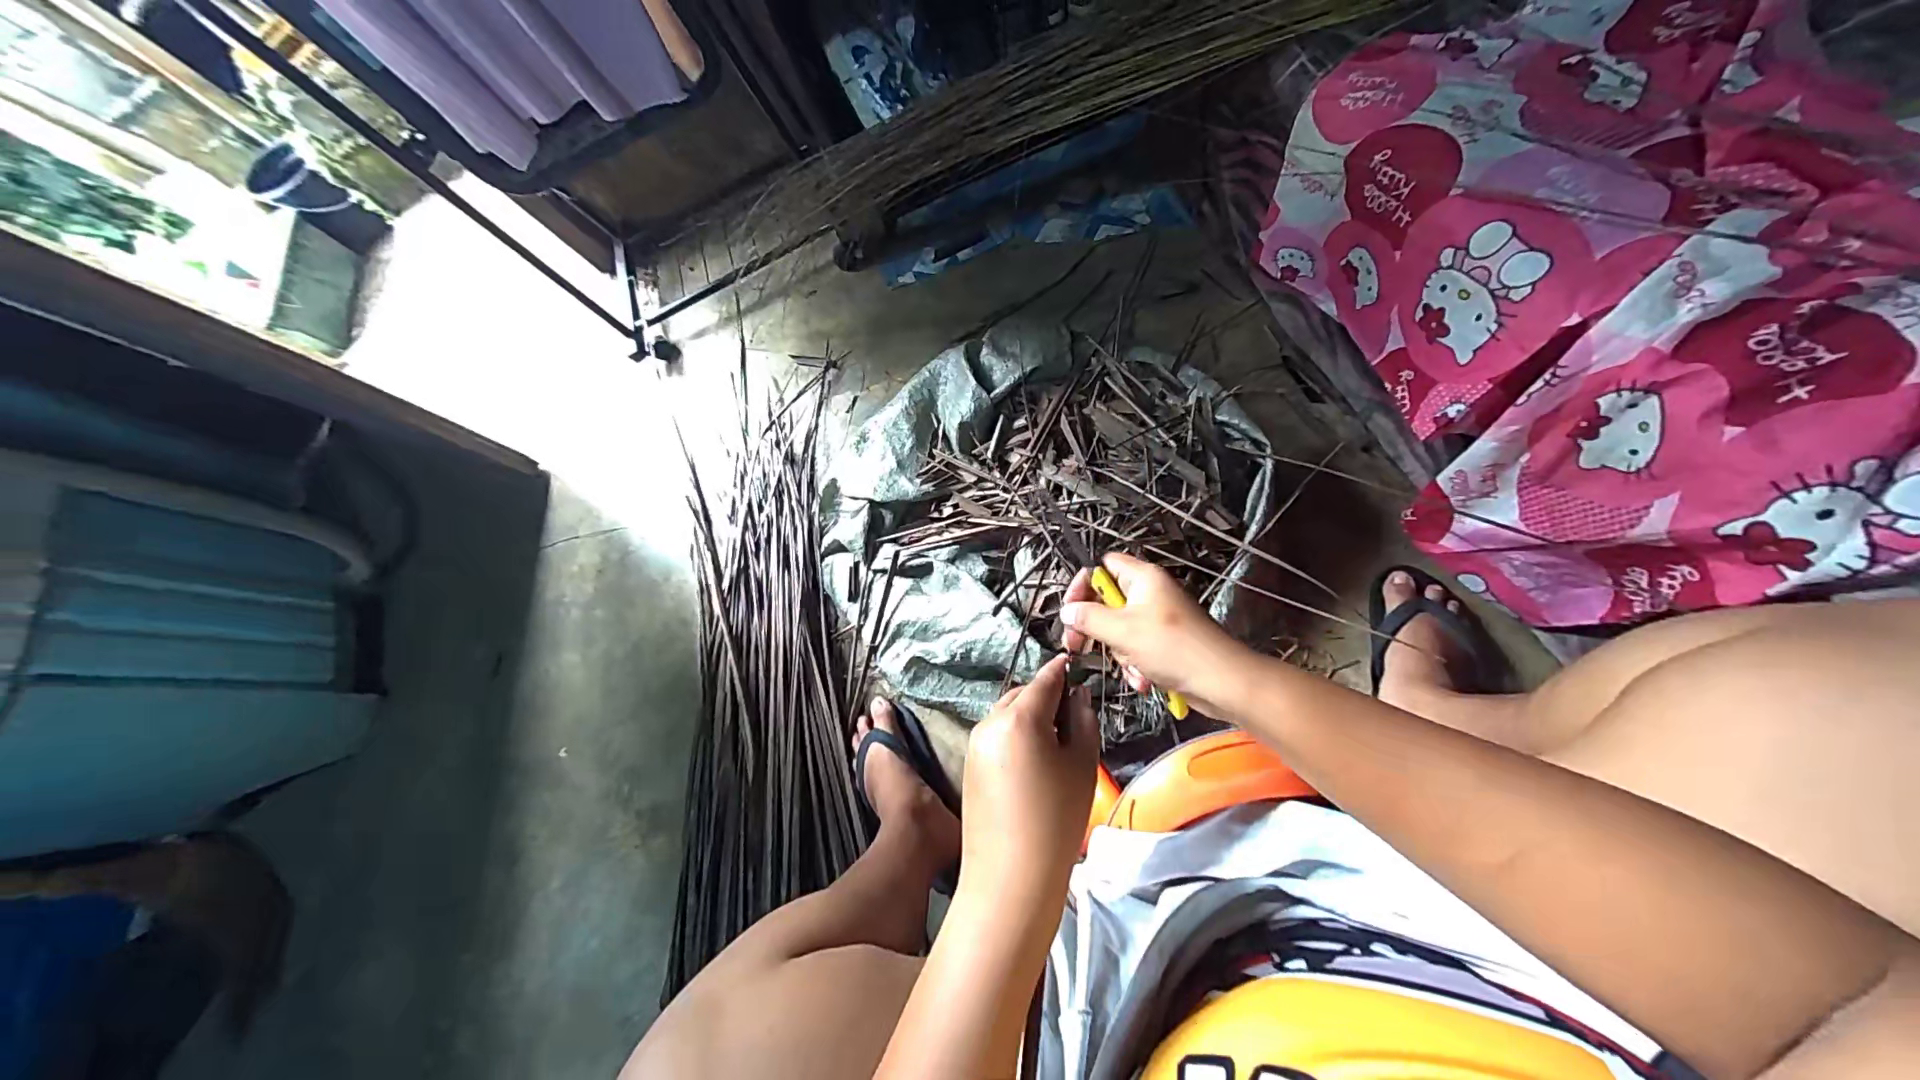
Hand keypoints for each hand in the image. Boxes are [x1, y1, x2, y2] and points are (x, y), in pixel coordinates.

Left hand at [957, 654, 1099, 905]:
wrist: (1010, 876)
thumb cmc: (1056, 819)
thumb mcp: (1082, 765)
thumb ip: (1082, 720)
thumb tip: (1077, 695)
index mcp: (1019, 716)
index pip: (1046, 679)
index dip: (1063, 671)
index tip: (1077, 667)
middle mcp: (989, 721)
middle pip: (1023, 695)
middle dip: (1047, 698)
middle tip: (1074, 720)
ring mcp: (974, 742)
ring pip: (1008, 714)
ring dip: (1030, 717)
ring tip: (1055, 746)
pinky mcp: (968, 763)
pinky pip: (997, 735)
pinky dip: (1015, 736)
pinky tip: (1033, 764)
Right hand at [1059, 552, 1248, 715]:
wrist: (1221, 682)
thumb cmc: (1173, 648)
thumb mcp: (1122, 631)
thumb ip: (1088, 618)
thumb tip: (1067, 610)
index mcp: (1143, 578)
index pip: (1103, 566)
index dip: (1083, 585)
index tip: (1071, 610)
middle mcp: (1150, 593)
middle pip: (1106, 601)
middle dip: (1095, 627)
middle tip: (1079, 644)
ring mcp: (1158, 619)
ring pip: (1119, 630)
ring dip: (1118, 653)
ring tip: (1131, 666)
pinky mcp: (1165, 643)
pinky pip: (1136, 649)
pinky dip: (1135, 664)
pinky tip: (1143, 679)